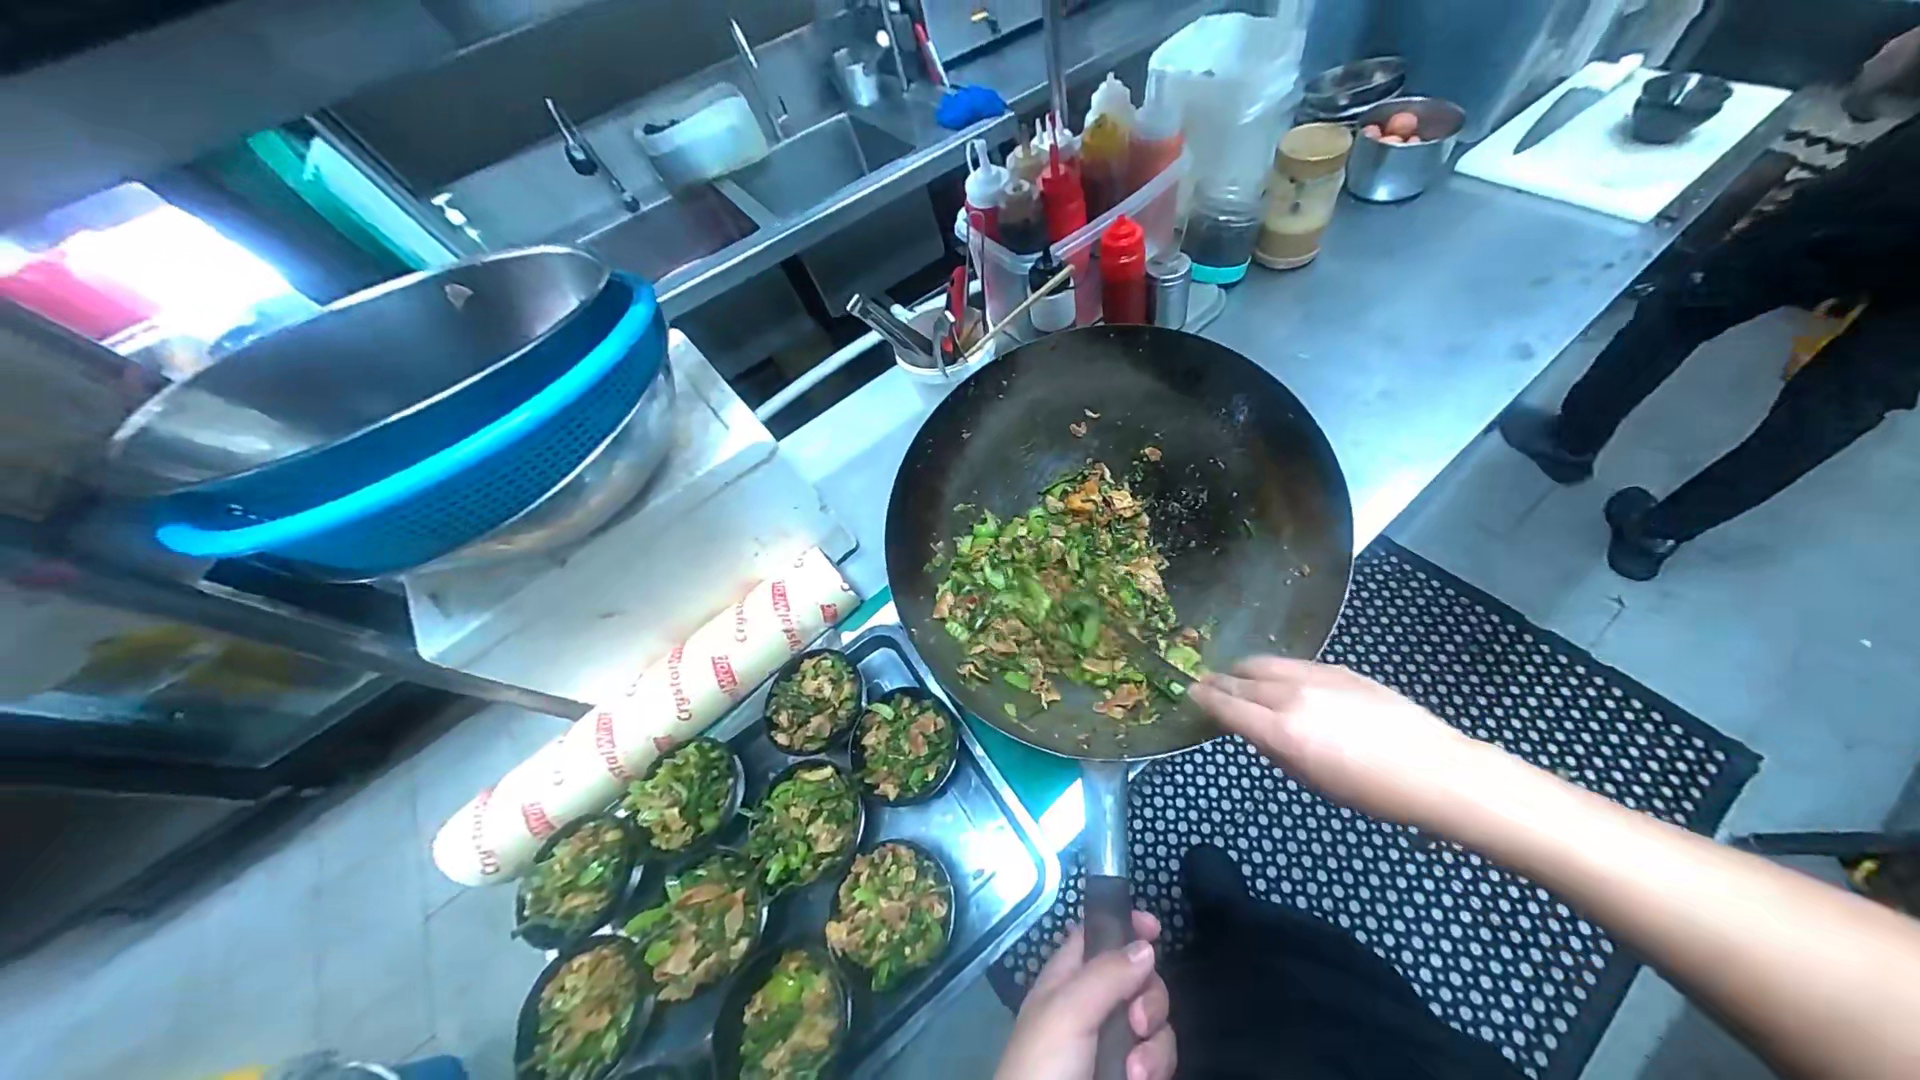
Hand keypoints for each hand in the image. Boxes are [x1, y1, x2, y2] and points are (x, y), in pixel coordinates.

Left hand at [995, 911, 1174, 1079]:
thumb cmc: (1043, 1067)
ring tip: (1135, 1071)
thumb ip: (1106, 974)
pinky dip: (1156, 1068)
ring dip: (1154, 1043)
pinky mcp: (1131, 1075)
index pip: (1097, 935)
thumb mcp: (1067, 1012)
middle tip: (1137, 1021)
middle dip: (1149, 996)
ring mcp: (1113, 1044)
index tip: (1154, 928)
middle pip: (1137, 977)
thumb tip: (1146, 945)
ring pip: (1154, 1022)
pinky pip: (1159, 1058)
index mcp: (1067, 979)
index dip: (1125, 925)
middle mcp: (1093, 1006)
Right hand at [1188, 657, 1493, 826]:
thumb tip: (1251, 728)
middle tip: (1206, 684)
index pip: (1226, 705)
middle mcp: (1291, 696)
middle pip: (1239, 679)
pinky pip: (1293, 664)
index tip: (1190, 693)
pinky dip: (1276, 670)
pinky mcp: (1339, 669)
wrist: (1437, 770)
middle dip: (1218, 681)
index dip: (1203, 698)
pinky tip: (1281, 681)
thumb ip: (1273, 749)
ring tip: (1238, 677)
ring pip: (1263, 664)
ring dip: (1243, 671)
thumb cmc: (1372, 791)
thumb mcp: (1311, 780)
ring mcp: (1316, 676)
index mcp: (1281, 731)